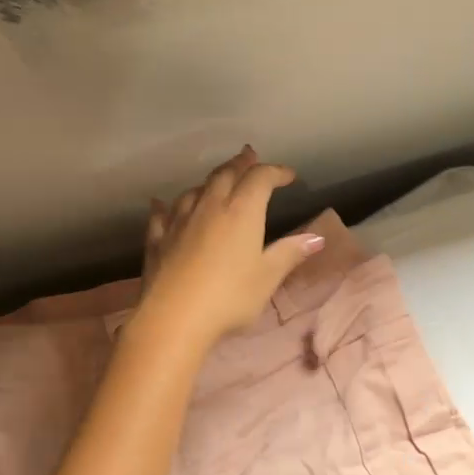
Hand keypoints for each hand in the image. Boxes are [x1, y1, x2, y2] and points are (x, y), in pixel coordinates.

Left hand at [135, 146, 324, 348]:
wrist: (174, 317)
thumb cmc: (229, 297)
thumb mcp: (267, 277)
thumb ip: (290, 253)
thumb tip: (316, 237)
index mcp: (241, 211)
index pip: (260, 179)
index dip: (276, 172)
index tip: (288, 175)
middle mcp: (210, 206)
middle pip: (225, 175)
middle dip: (240, 164)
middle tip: (249, 157)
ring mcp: (179, 220)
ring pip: (195, 190)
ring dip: (209, 181)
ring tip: (217, 180)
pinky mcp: (157, 239)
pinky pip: (162, 214)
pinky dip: (167, 206)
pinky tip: (161, 205)